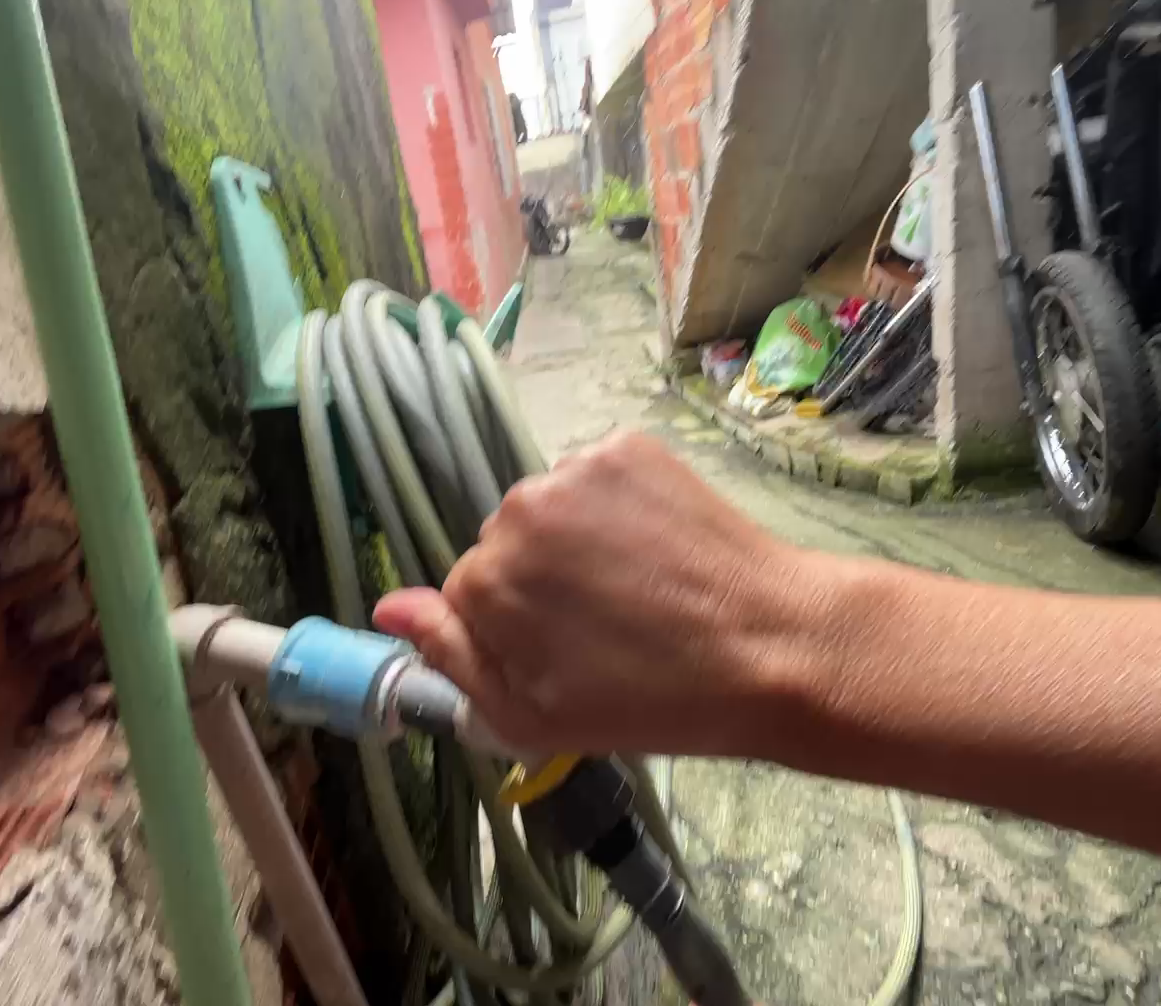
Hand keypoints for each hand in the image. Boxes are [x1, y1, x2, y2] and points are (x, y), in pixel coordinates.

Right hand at [374, 431, 849, 755]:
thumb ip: (451, 658)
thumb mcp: (532, 717)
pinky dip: (613, 506)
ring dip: (573, 539)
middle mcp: (515, 509)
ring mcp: (574, 468)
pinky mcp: (627, 444)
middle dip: (537, 579)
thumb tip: (388, 606)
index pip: (466, 593)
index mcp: (485, 579)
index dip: (510, 629)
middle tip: (603, 621)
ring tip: (634, 581)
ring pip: (547, 509)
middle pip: (503, 545)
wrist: (772, 644)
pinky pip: (593, 479)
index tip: (560, 653)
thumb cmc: (648, 700)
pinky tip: (655, 543)